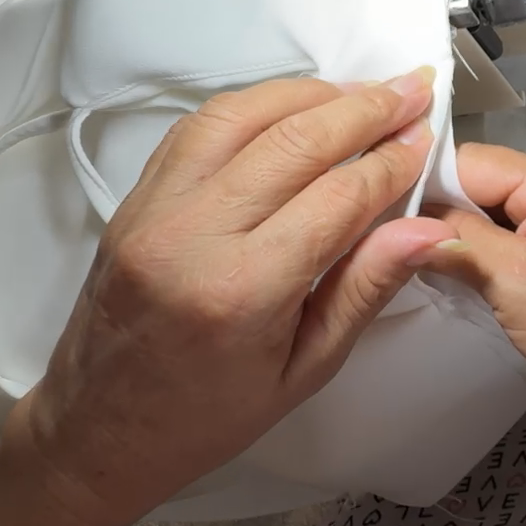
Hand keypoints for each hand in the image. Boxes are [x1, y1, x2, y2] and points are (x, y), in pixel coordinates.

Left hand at [0, 73, 457, 525]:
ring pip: (244, 115)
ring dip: (314, 93)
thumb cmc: (212, 416)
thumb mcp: (311, 367)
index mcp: (242, 289)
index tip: (428, 139)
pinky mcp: (136, 197)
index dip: (393, 161)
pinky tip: (300, 104)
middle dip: (367, 109)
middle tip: (414, 89)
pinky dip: (261, 102)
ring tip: (366, 92)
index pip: (339, 196)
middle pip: (296, 141)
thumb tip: (431, 229)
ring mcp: (153, 208)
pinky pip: (203, 125)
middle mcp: (191, 234)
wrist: (93, 436)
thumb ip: (369, 287)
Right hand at [417, 144, 525, 428]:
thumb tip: (406, 223)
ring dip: (469, 237)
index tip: (388, 217)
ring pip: (499, 208)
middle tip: (412, 251)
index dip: (429, 188)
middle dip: (450, 216)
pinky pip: (518, 229)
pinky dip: (492, 250)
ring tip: (442, 268)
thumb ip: (457, 242)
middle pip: (486, 182)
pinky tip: (473, 274)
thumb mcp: (512, 282)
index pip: (475, 162)